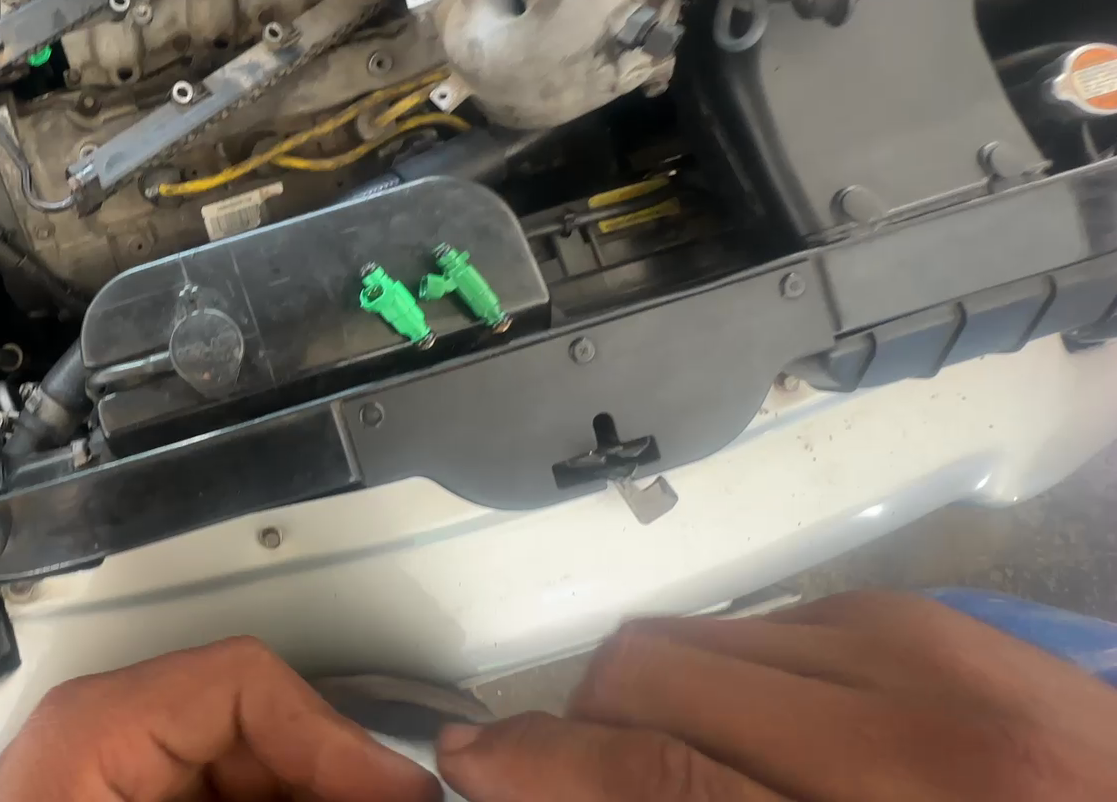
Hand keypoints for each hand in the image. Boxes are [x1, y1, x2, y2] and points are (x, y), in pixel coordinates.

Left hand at [0, 636, 439, 801]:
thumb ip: (261, 801)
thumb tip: (370, 788)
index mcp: (101, 722)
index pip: (243, 680)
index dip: (332, 734)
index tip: (397, 788)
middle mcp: (116, 735)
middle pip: (257, 724)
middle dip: (333, 772)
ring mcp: (129, 777)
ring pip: (252, 768)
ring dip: (311, 792)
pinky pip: (227, 796)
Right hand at [436, 589, 1116, 799]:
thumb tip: (557, 780)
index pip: (659, 776)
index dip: (540, 764)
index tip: (469, 759)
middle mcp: (926, 739)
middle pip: (646, 671)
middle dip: (586, 719)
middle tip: (594, 774)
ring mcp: (932, 658)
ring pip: (684, 632)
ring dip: (652, 694)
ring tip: (692, 753)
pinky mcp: (928, 619)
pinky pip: (752, 622)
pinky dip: (724, 676)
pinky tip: (775, 733)